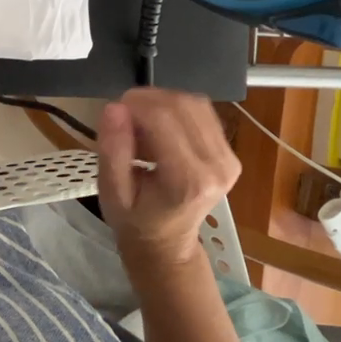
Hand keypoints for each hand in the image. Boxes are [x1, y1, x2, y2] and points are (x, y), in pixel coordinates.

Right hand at [97, 88, 240, 267]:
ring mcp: (229, 159)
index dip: (134, 104)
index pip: (163, 118)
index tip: (113, 112)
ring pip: (195, 103)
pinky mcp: (231, 153)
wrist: (167, 242)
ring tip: (141, 122)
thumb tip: (114, 106)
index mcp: (187, 180)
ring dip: (161, 102)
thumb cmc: (134, 219)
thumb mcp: (110, 190)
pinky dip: (176, 109)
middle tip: (123, 115)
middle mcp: (216, 166)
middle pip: (182, 105)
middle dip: (146, 99)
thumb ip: (112, 149)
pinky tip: (160, 126)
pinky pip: (203, 113)